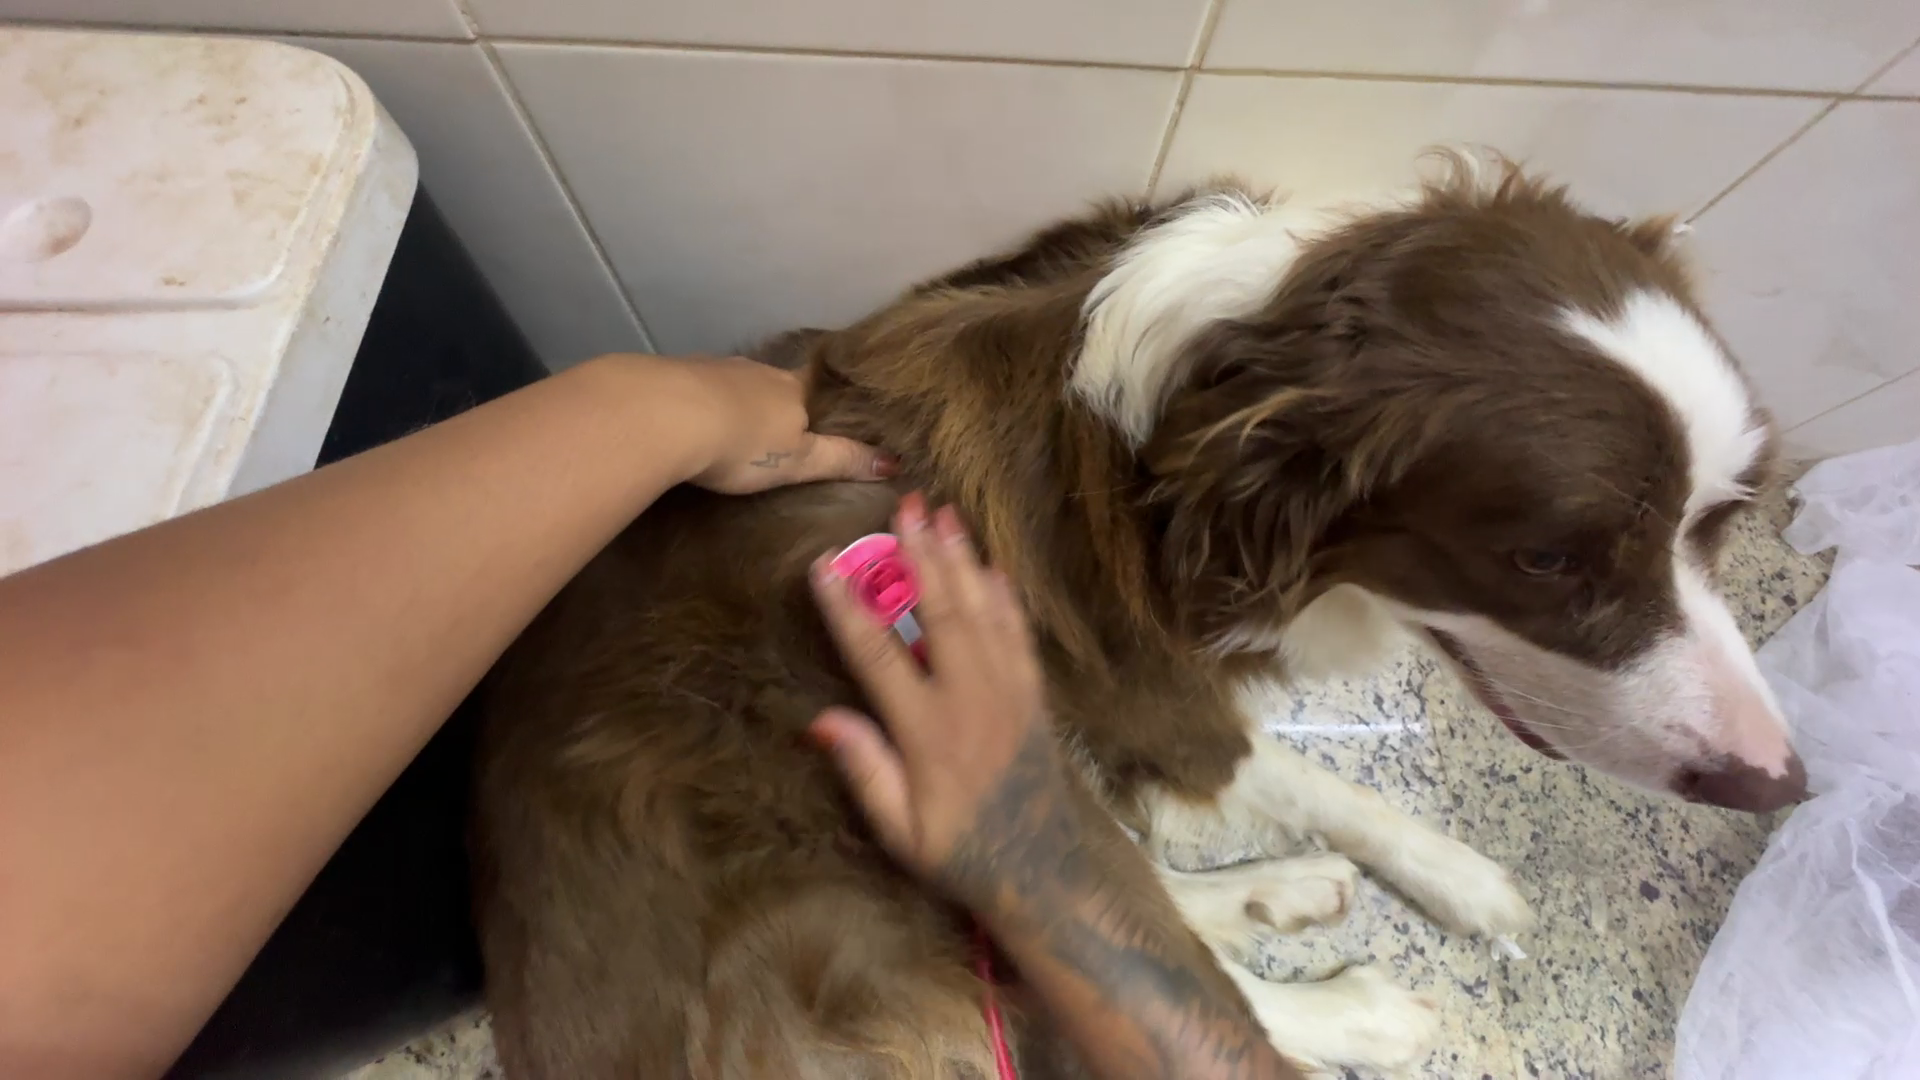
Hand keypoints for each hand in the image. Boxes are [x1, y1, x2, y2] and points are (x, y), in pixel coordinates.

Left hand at [603, 352, 893, 493]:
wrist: (662, 414)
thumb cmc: (742, 443)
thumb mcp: (800, 461)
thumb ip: (843, 460)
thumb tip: (894, 462)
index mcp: (793, 389)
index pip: (820, 386)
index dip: (830, 396)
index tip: (838, 405)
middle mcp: (758, 371)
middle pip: (778, 384)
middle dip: (782, 402)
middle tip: (783, 425)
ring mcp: (715, 368)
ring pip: (739, 384)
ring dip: (743, 401)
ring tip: (740, 425)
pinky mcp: (676, 375)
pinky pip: (702, 388)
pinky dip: (707, 401)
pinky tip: (699, 417)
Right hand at [808, 494, 1083, 920]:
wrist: (1040, 870)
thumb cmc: (960, 852)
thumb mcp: (900, 829)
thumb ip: (864, 770)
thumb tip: (820, 718)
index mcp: (929, 731)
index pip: (878, 657)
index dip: (848, 610)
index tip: (824, 566)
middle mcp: (971, 698)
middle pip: (942, 612)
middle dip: (921, 555)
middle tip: (908, 506)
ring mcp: (1009, 690)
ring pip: (983, 612)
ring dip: (963, 561)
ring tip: (948, 516)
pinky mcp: (1033, 693)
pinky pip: (1018, 633)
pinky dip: (1004, 597)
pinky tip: (992, 568)